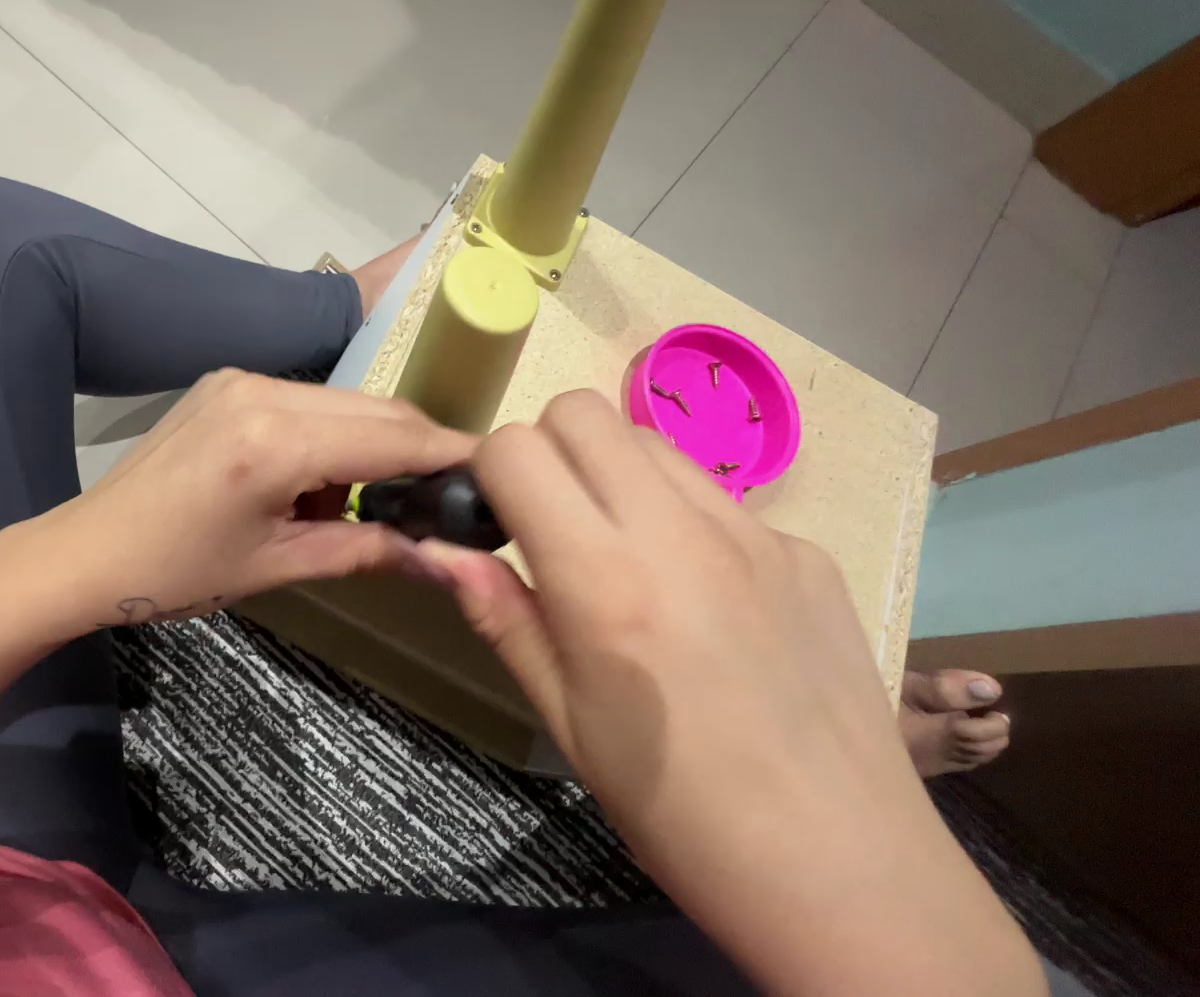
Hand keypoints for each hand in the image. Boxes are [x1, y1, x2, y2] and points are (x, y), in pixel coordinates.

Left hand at [40, 369, 474, 627]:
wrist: (89, 550)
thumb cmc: (178, 573)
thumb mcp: (278, 566)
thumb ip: (365, 549)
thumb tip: (439, 558)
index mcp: (277, 441)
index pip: (392, 438)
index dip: (448, 454)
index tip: (491, 471)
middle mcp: (263, 389)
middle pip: (373, 410)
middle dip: (412, 450)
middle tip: (434, 499)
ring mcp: (240, 378)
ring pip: (341, 402)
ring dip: (366, 446)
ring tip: (347, 506)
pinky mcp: (224, 381)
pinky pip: (303, 399)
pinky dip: (325, 435)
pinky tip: (308, 481)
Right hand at [420, 390, 1041, 996]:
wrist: (841, 868)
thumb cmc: (672, 805)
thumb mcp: (562, 714)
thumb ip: (501, 614)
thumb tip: (439, 548)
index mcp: (602, 579)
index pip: (516, 449)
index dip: (486, 474)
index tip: (492, 521)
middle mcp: (678, 532)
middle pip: (582, 412)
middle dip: (544, 449)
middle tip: (546, 522)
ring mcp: (754, 534)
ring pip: (650, 440)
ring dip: (611, 473)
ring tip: (620, 550)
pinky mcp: (805, 551)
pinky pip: (717, 495)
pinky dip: (680, 516)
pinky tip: (698, 595)